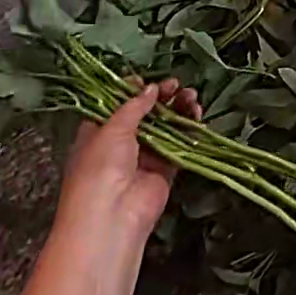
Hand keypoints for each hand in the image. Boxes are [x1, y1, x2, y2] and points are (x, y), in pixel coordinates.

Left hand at [54, 79, 201, 249]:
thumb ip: (134, 106)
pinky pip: (177, 146)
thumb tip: (151, 89)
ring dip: (177, 111)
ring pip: (164, 128)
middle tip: (176, 85)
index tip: (150, 79)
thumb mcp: (112, 127)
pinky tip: (196, 116)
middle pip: (145, 114)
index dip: (134, 90)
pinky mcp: (163, 171)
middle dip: (161, 98)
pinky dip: (187, 131)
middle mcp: (120, 143)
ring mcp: (142, 157)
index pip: (118, 103)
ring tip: (191, 97)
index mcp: (99, 130)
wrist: (112, 215)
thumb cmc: (100, 165)